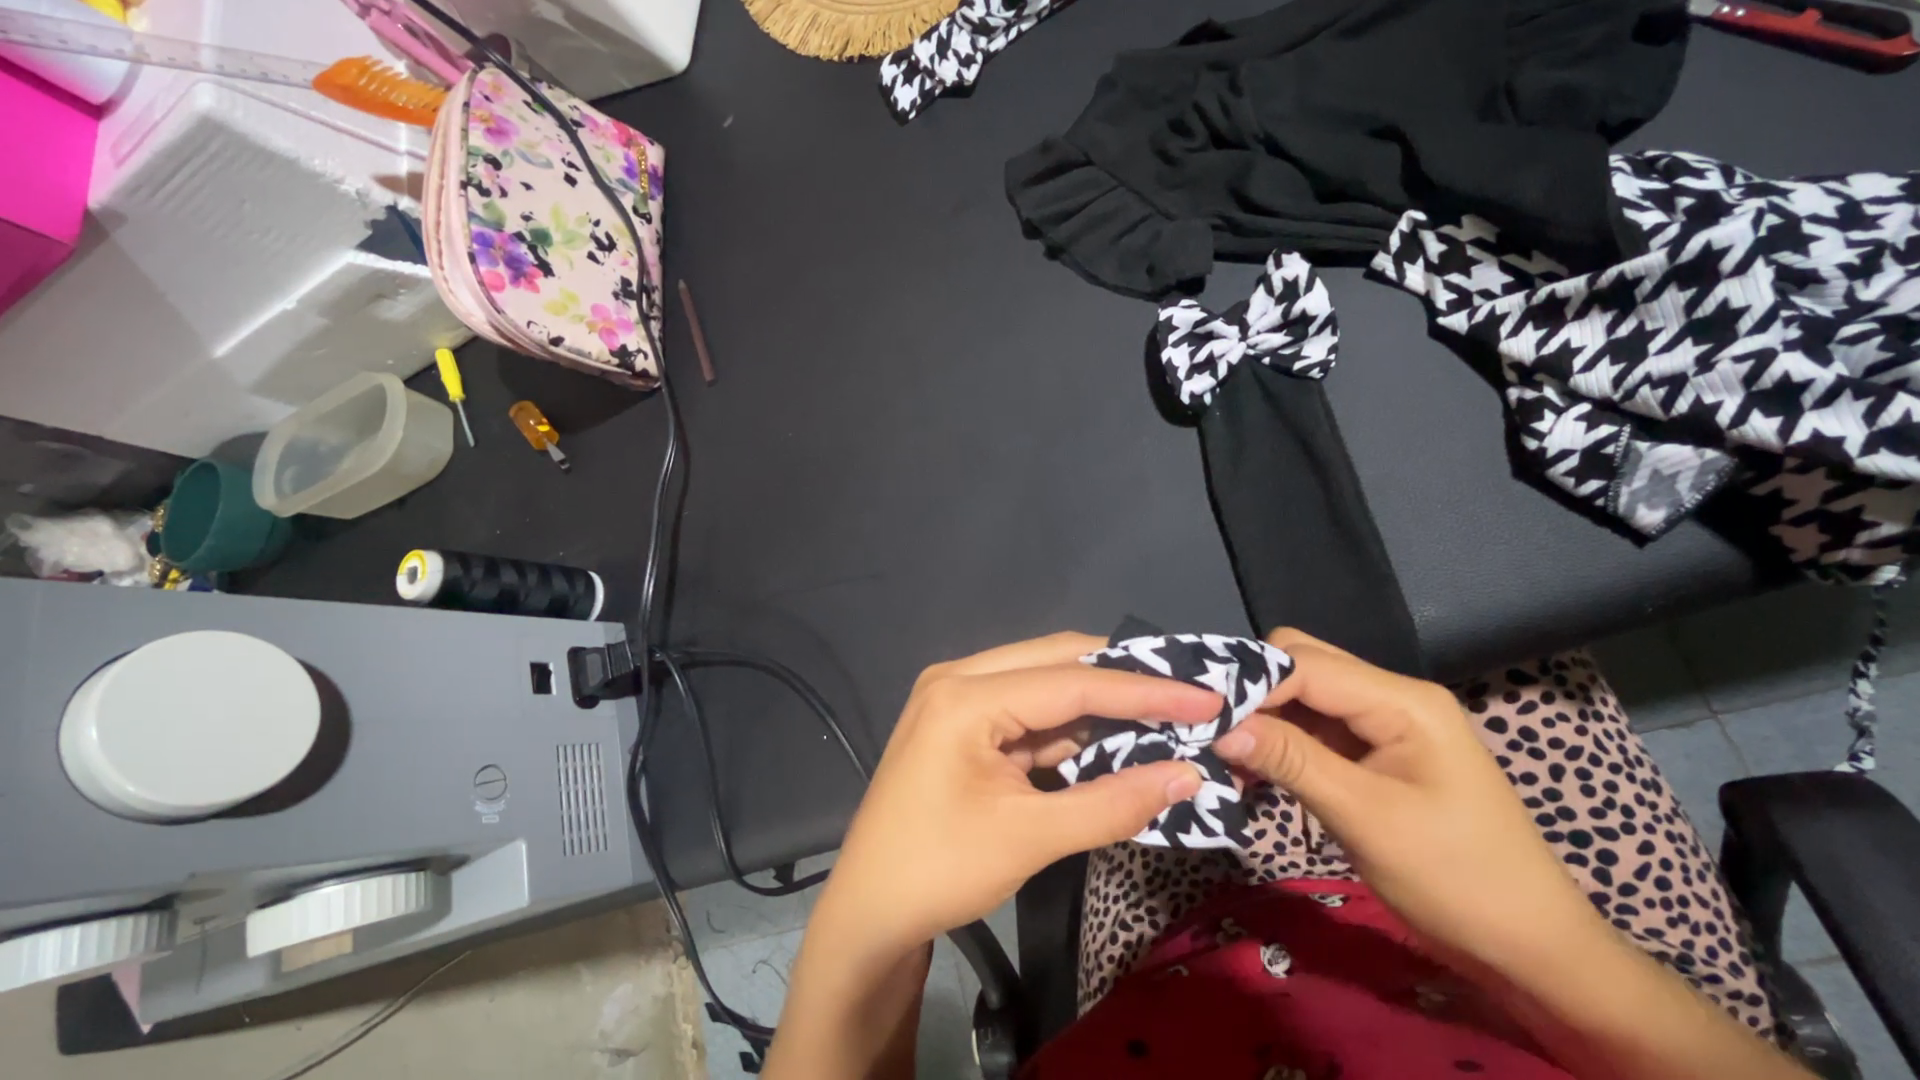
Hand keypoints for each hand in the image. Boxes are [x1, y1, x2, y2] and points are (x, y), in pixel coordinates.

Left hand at [817, 633, 1219, 950]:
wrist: (868, 912)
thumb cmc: (939, 871)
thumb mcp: (1031, 838)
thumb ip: (1112, 803)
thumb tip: (1188, 776)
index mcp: (965, 697)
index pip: (1072, 682)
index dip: (1145, 691)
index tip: (1207, 697)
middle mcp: (958, 680)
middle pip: (1057, 664)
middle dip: (1124, 682)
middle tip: (1189, 697)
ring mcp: (955, 700)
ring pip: (1044, 684)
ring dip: (1099, 704)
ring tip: (1164, 716)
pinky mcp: (960, 725)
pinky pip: (1027, 712)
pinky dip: (1070, 727)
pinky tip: (1113, 740)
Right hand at [1211, 628, 1605, 975]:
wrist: (1527, 945)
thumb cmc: (1456, 879)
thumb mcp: (1366, 818)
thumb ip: (1292, 761)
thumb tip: (1220, 727)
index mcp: (1403, 701)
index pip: (1306, 664)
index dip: (1250, 684)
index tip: (1200, 719)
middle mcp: (1392, 699)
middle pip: (1303, 668)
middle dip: (1254, 696)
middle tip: (1211, 740)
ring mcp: (1385, 728)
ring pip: (1304, 700)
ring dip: (1263, 724)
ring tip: (1223, 762)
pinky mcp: (1376, 757)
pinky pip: (1316, 733)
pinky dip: (1281, 747)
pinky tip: (1253, 776)